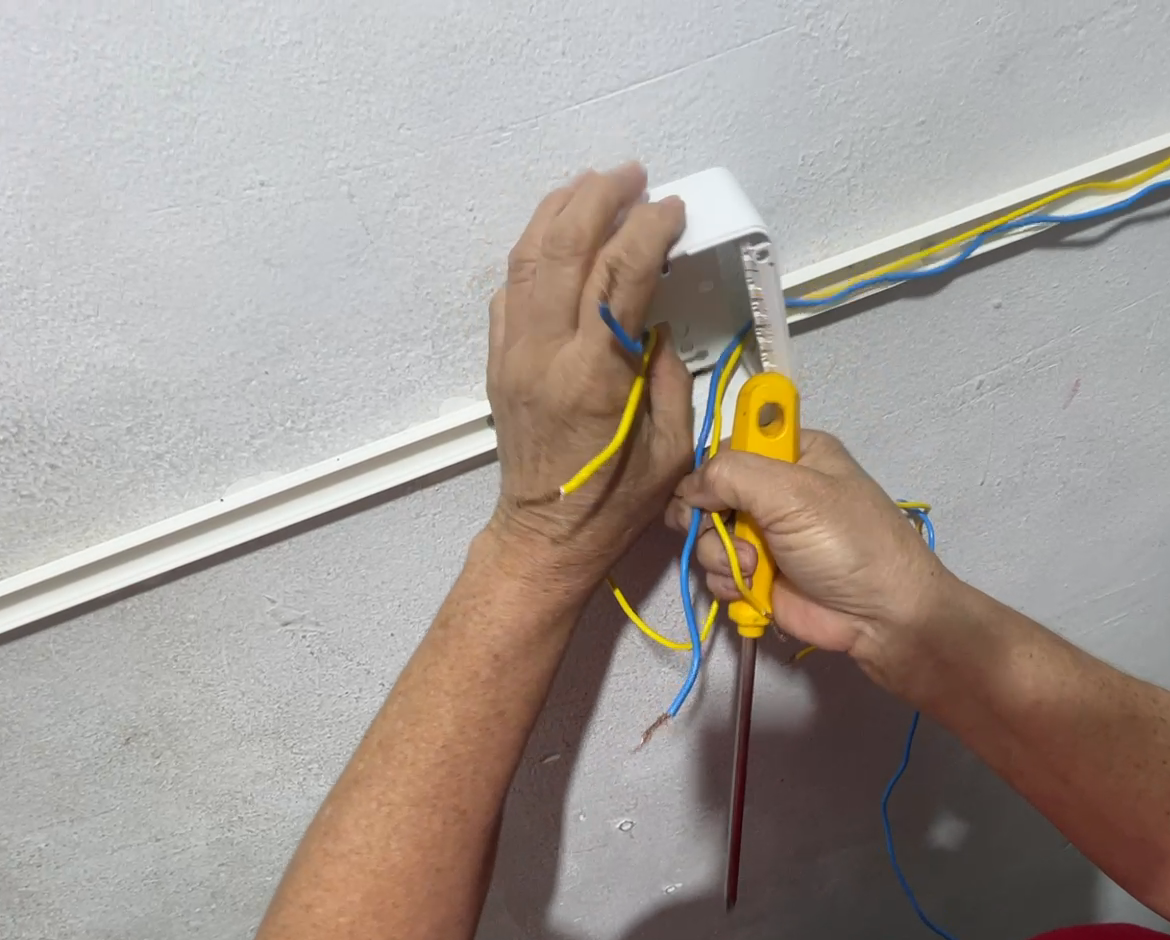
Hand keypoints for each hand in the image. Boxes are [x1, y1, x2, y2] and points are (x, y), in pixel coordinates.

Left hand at [485, 164, 692, 594]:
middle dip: (600, 198)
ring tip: (592, 186)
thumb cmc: (614, 502)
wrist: (544, 534)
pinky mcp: (497, 360)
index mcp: (595, 375)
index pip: (622, 274)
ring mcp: (512, 353)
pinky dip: (534, 253)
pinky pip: (509, 290)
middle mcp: (545, 352)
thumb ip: (670, 377)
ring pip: (528, 257)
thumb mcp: (670, 449)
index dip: (649, 230)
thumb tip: (658, 323)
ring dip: (561, 211)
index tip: (672, 209)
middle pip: (566, 246)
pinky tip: (557, 241)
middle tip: (632, 176)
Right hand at [668, 431, 956, 693]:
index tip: (703, 493)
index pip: (729, 446)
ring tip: (753, 568)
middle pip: (708, 493)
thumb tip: (685, 488)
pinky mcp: (756, 573)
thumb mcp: (793, 493)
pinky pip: (716, 570)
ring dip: (719, 554)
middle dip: (709, 518)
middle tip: (724, 533)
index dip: (709, 469)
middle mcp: (773, 490)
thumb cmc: (846, 542)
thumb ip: (731, 475)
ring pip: (706, 535)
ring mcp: (763, 534)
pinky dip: (726, 580)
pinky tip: (749, 588)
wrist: (880, 617)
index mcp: (791, 453)